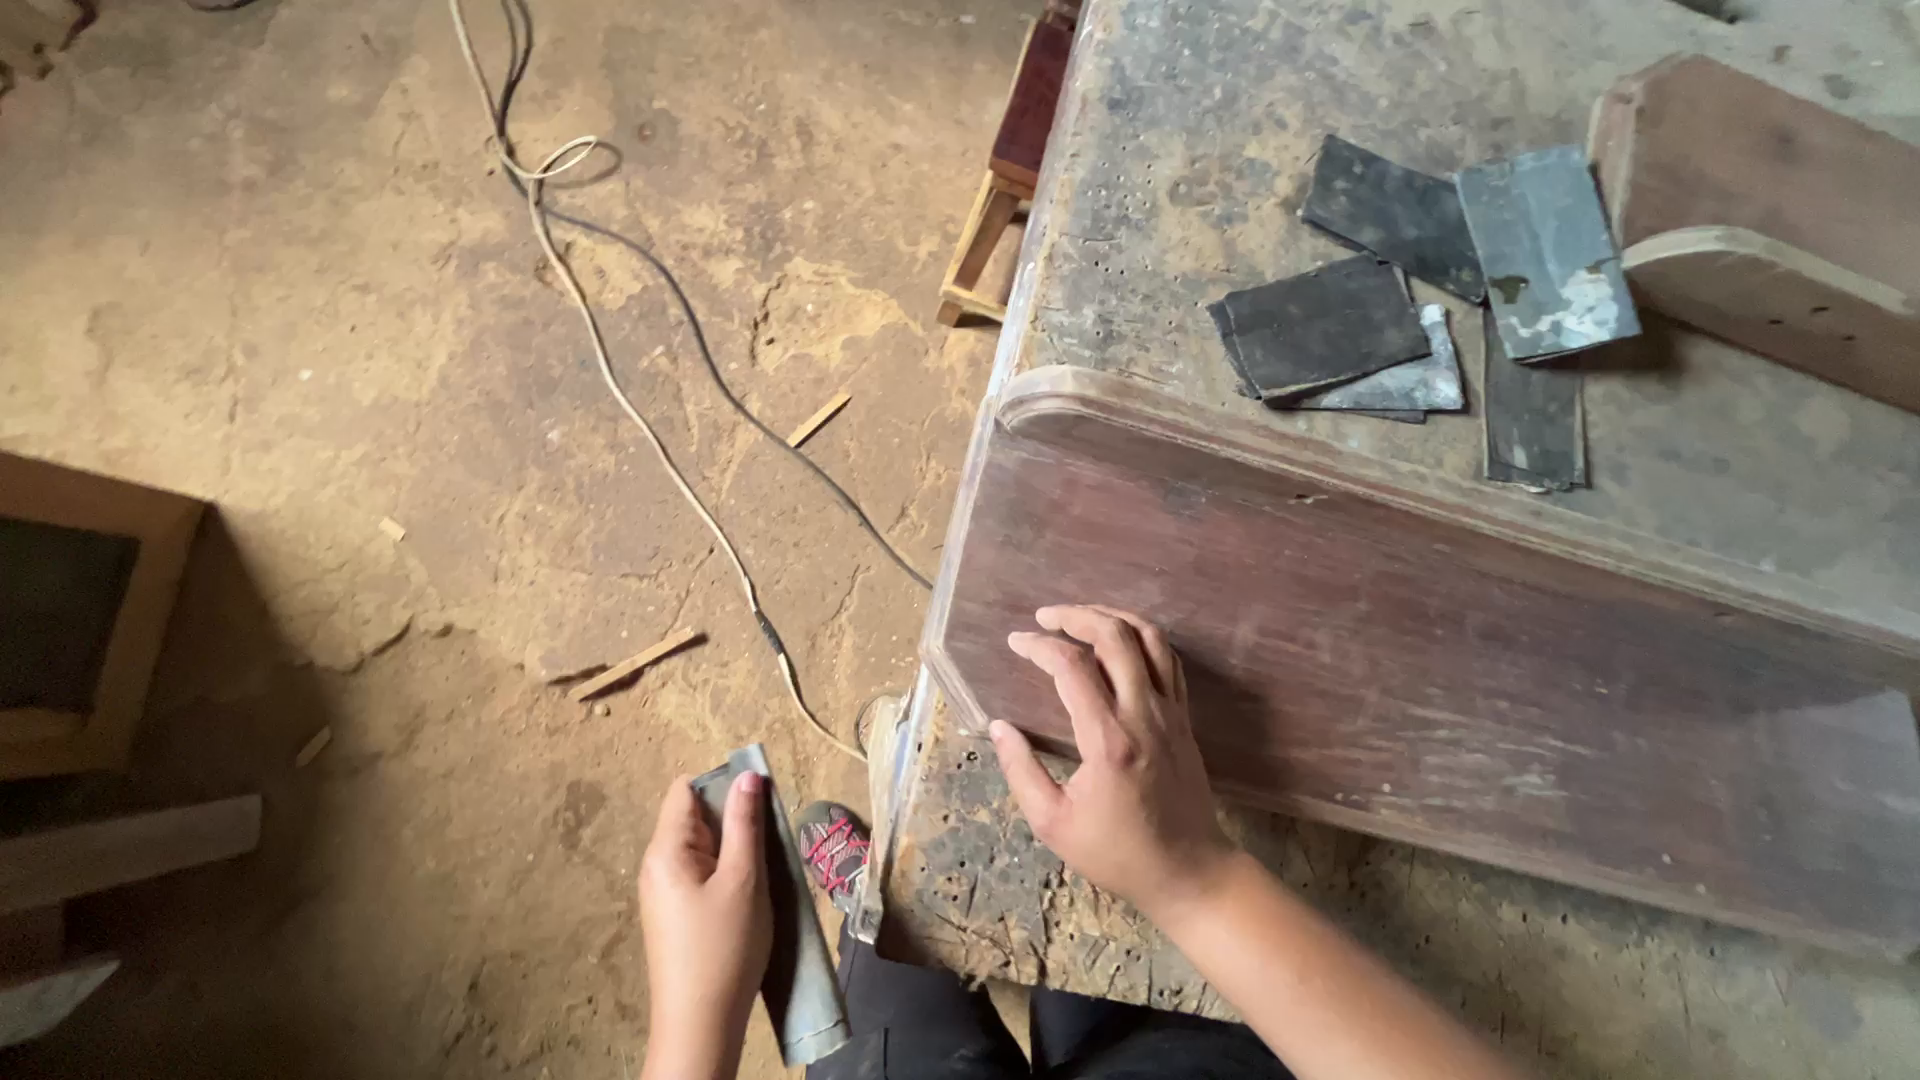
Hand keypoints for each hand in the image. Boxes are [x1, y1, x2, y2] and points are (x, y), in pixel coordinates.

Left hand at [638, 772, 770, 1079]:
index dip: (722, 784)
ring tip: (761, 866)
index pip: (686, 789)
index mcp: (666, 850)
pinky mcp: (675, 912)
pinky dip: (726, 869)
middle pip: (695, 815)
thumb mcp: (744, 878)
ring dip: (734, 845)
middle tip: (766, 838)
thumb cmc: (724, 946)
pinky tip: (747, 892)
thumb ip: (746, 822)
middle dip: (733, 816)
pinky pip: (701, 870)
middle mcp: (656, 864)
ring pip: (702, 845)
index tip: (757, 803)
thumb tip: (748, 774)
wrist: (700, 1024)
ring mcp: (664, 890)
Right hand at [990, 604, 1236, 919]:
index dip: (1039, 646)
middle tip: (1045, 617)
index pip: (1071, 667)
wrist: (1190, 872)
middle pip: (1114, 636)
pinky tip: (1119, 640)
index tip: (1016, 642)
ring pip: (1149, 638)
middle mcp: (1143, 714)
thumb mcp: (1053, 824)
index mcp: (1107, 740)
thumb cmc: (1117, 853)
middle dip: (1075, 616)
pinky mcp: (1184, 717)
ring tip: (1081, 617)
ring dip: (1112, 617)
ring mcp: (1170, 712)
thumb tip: (998, 727)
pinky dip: (1142, 637)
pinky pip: (1168, 659)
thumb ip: (1021, 771)